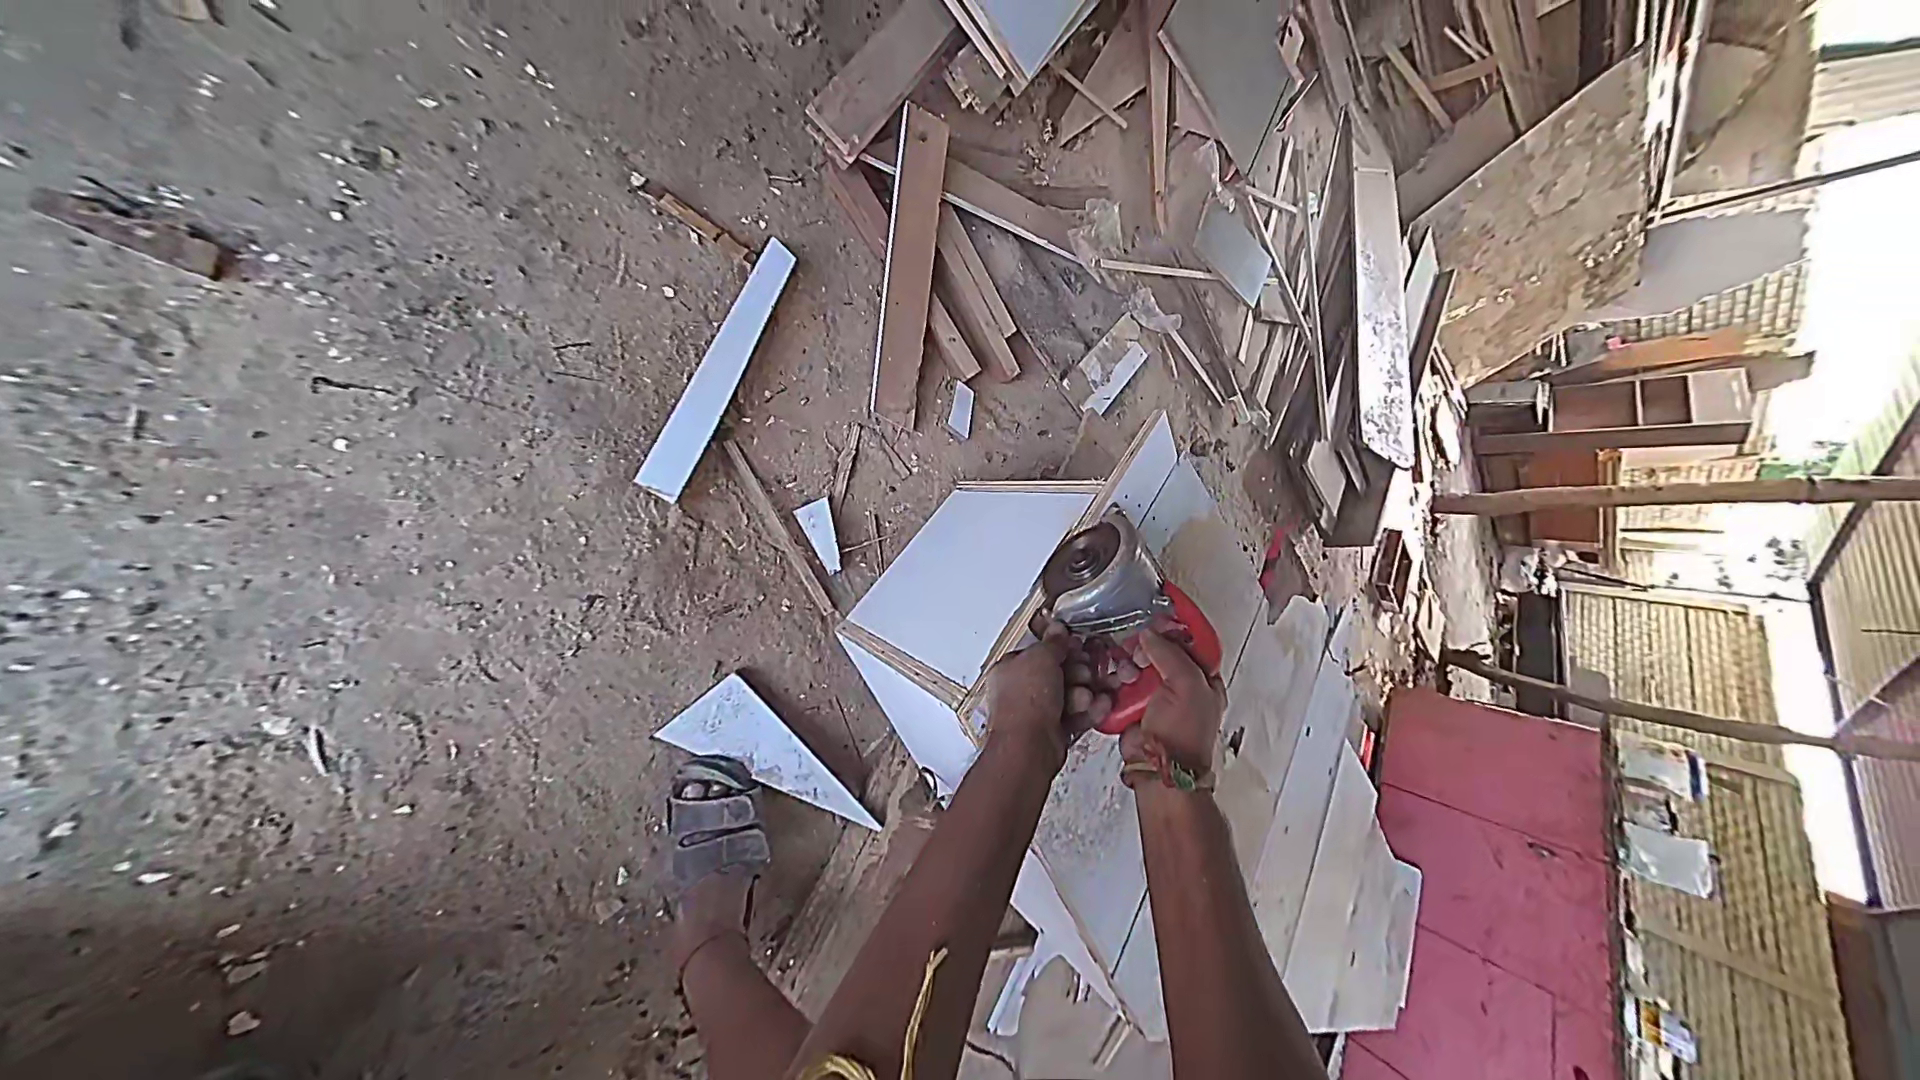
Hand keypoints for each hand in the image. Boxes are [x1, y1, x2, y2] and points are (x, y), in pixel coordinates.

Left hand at [984, 619, 1106, 771]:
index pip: (1041, 651)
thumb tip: (1057, 629)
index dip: (1061, 649)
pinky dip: (1089, 710)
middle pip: (1060, 672)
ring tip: (1085, 696)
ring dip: (1084, 692)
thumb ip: (1053, 643)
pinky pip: (1077, 714)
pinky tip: (1098, 706)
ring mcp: (1038, 710)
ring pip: (1071, 694)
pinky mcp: (1055, 729)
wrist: (1029, 746)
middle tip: (1082, 674)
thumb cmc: (1024, 703)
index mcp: (1011, 668)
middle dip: (1077, 672)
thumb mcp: (1041, 658)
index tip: (1077, 647)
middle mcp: (1022, 689)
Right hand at [1118, 624, 1225, 776]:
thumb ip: (1170, 654)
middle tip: (1136, 650)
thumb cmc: (1183, 734)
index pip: (1190, 641)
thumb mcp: (1186, 685)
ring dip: (1129, 665)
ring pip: (1137, 664)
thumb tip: (1150, 634)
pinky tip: (1116, 681)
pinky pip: (1121, 681)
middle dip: (1145, 647)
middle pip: (1160, 650)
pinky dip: (1117, 678)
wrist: (1157, 767)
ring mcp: (1156, 694)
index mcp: (1202, 678)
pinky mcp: (1133, 704)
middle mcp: (1180, 684)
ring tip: (1127, 674)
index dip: (1174, 628)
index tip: (1155, 618)